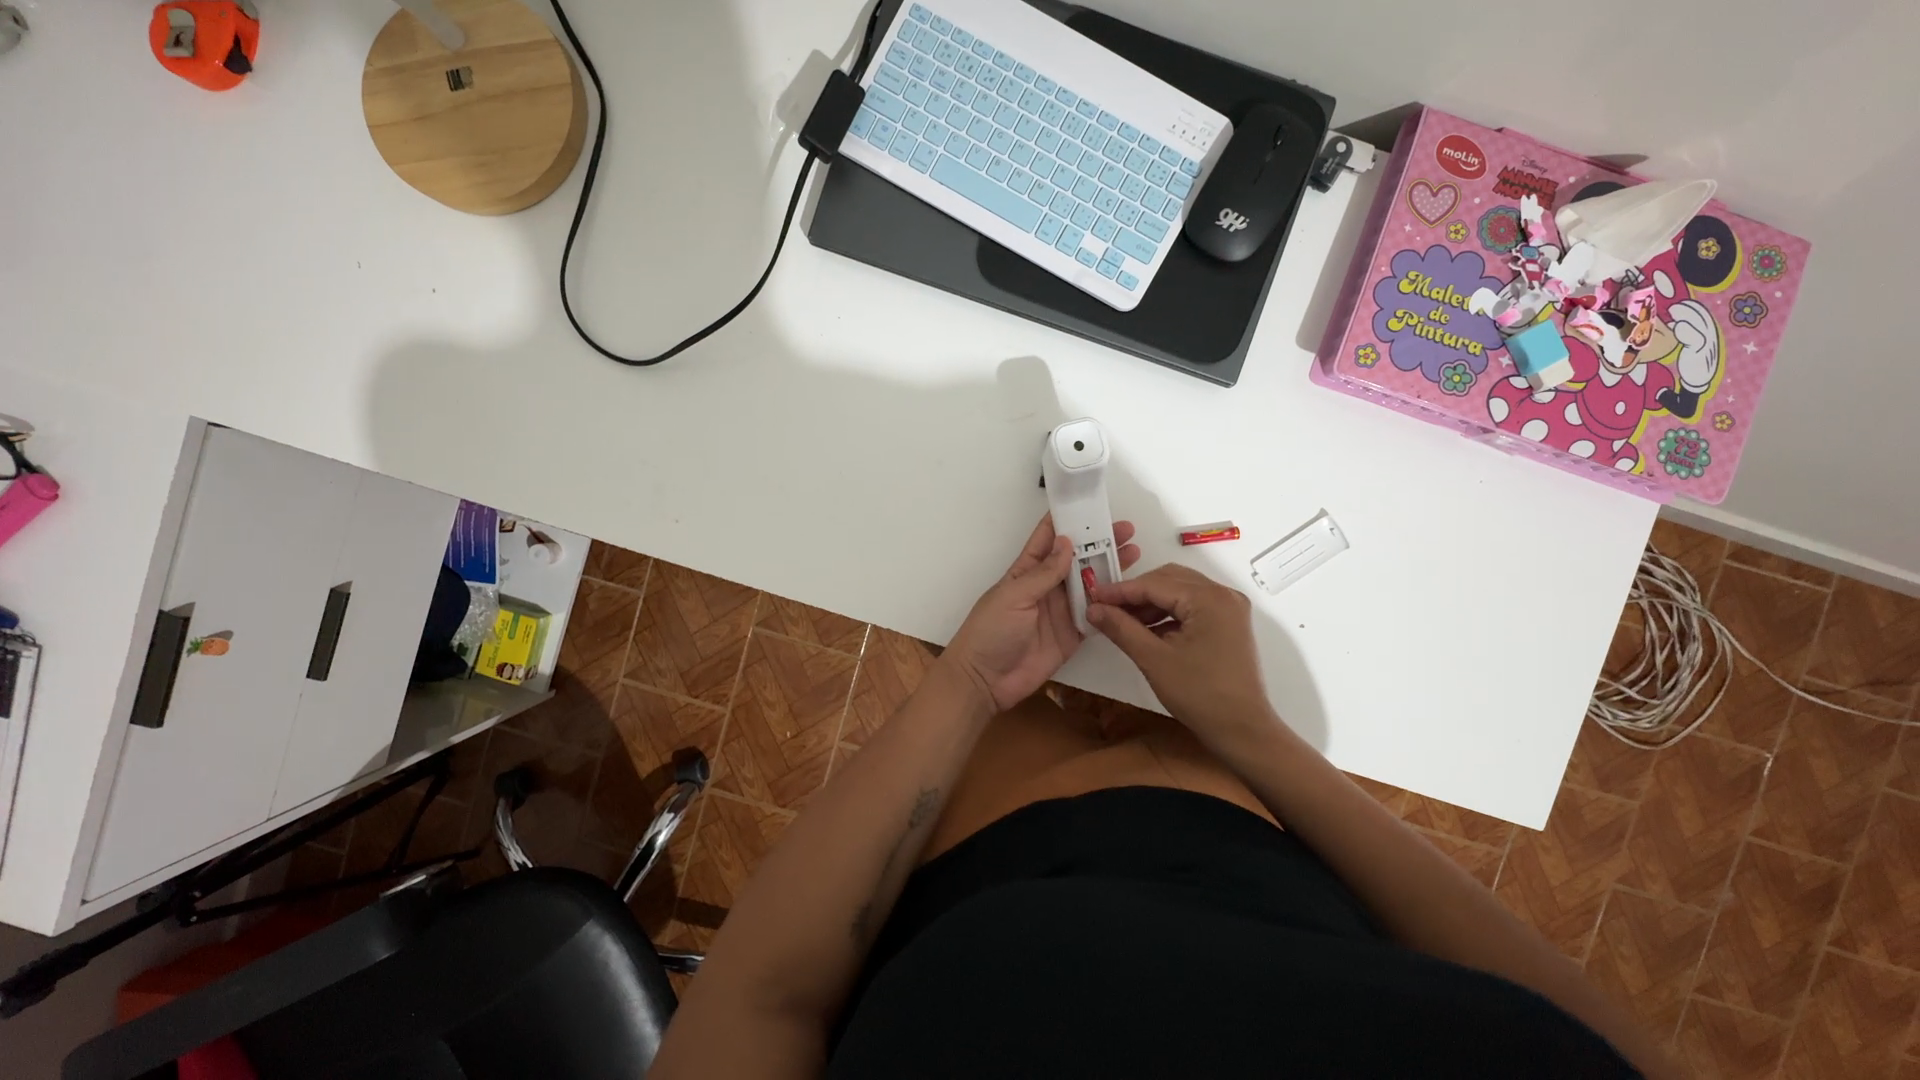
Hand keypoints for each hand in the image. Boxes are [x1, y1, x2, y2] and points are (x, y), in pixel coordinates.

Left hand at [946, 514, 1140, 712]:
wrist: (985, 681)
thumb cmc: (990, 632)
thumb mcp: (1014, 596)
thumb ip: (1043, 573)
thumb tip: (1066, 543)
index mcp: (1025, 572)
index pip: (1047, 540)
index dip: (1067, 522)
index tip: (1090, 505)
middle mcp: (1046, 587)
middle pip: (1077, 560)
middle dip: (1099, 543)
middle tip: (1127, 529)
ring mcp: (1060, 611)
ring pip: (1091, 584)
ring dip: (1110, 569)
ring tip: (1134, 552)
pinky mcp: (1072, 635)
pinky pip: (1095, 615)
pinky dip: (1112, 604)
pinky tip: (1129, 590)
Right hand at [1086, 564, 1276, 750]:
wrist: (1242, 729)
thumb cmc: (1199, 695)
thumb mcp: (1154, 660)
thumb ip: (1122, 628)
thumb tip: (1093, 609)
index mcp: (1209, 599)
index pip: (1155, 584)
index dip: (1120, 591)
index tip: (1092, 597)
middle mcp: (1224, 595)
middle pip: (1170, 580)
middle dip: (1136, 594)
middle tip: (1106, 609)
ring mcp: (1230, 609)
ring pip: (1181, 592)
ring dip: (1151, 604)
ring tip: (1123, 622)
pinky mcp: (1229, 624)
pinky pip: (1192, 607)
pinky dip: (1169, 614)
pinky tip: (1148, 631)